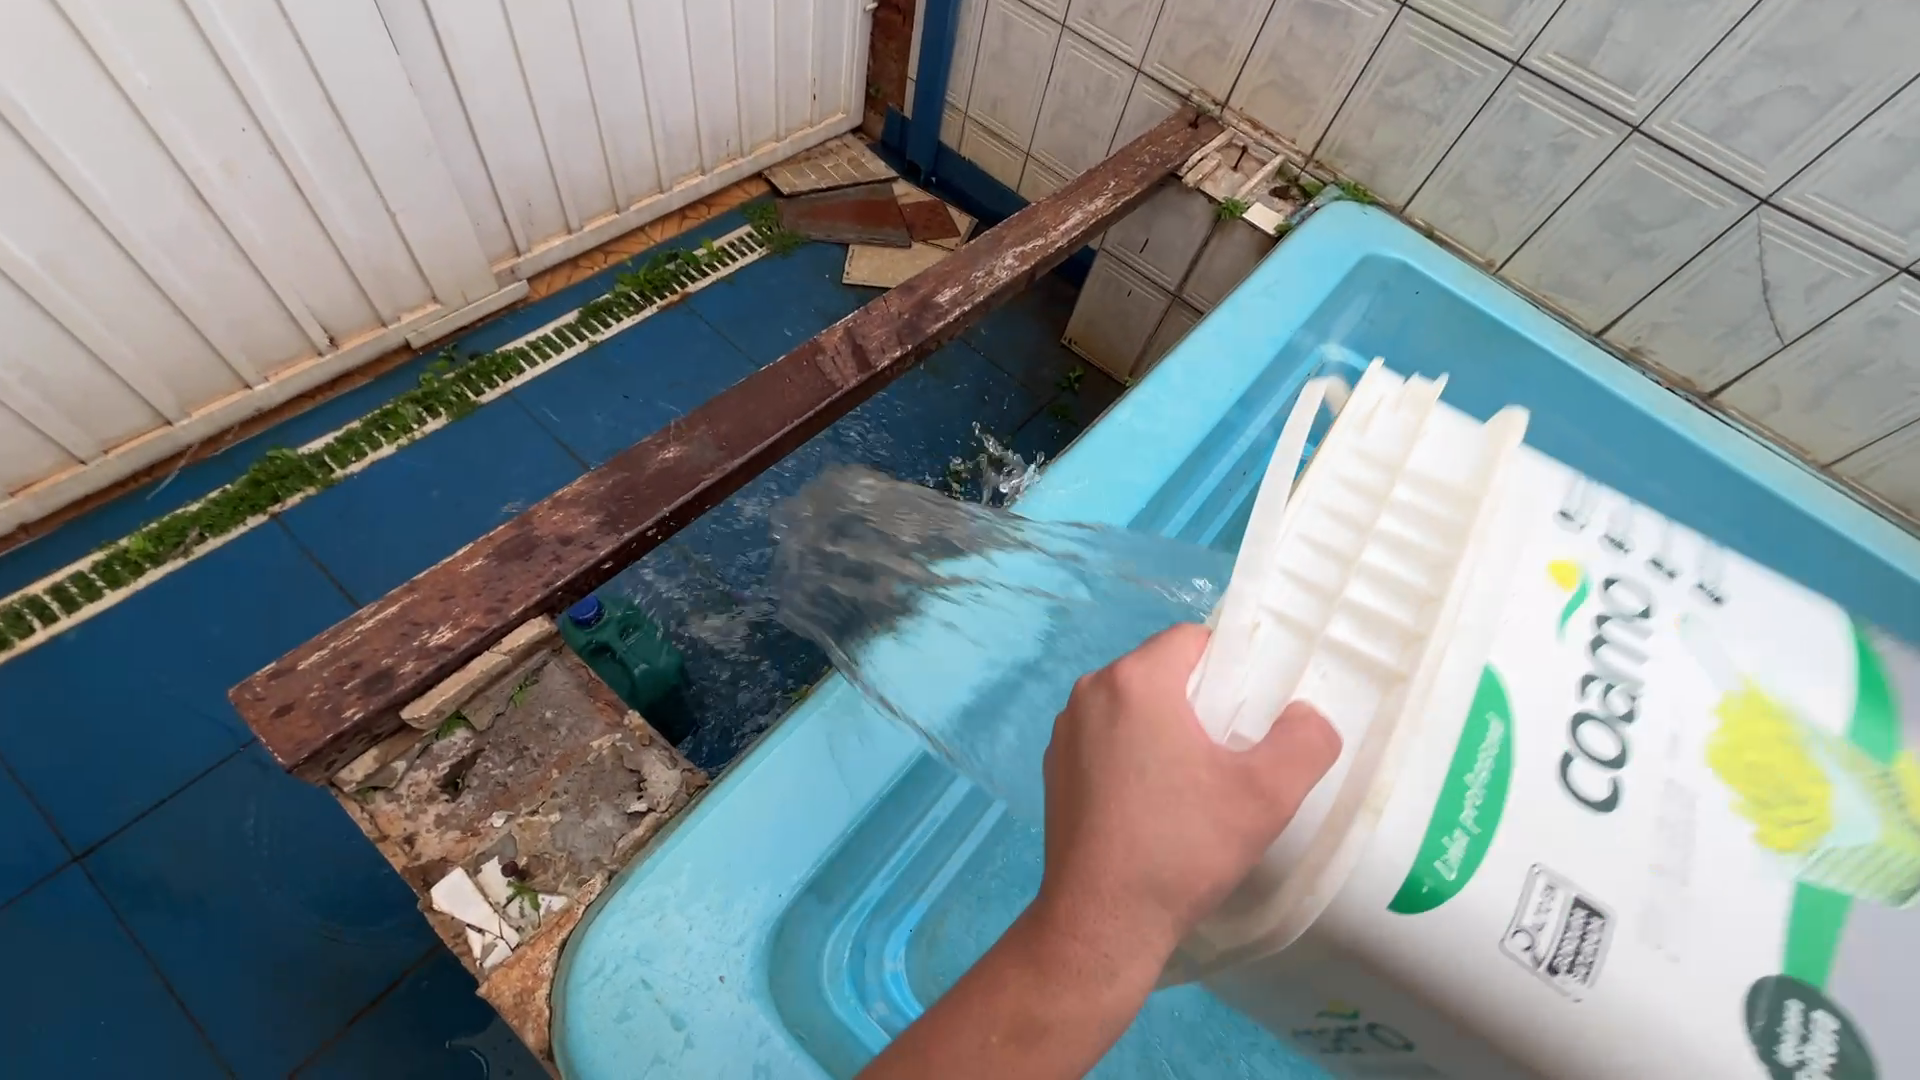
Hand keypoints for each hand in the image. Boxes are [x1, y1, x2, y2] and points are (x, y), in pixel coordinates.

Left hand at [1035, 623, 1340, 961]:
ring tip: (1192, 780)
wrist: (1101, 917)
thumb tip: (1307, 714)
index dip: (1229, 664)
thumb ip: (1304, 741)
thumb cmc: (1182, 846)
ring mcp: (1064, 729)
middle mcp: (1089, 691)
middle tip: (1229, 749)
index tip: (1250, 710)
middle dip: (1197, 698)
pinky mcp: (1054, 765)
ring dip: (1162, 725)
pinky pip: (1103, 736)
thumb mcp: (1265, 796)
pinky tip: (1149, 801)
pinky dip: (1129, 751)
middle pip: (1158, 670)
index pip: (1190, 640)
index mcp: (1133, 680)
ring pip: (1129, 704)